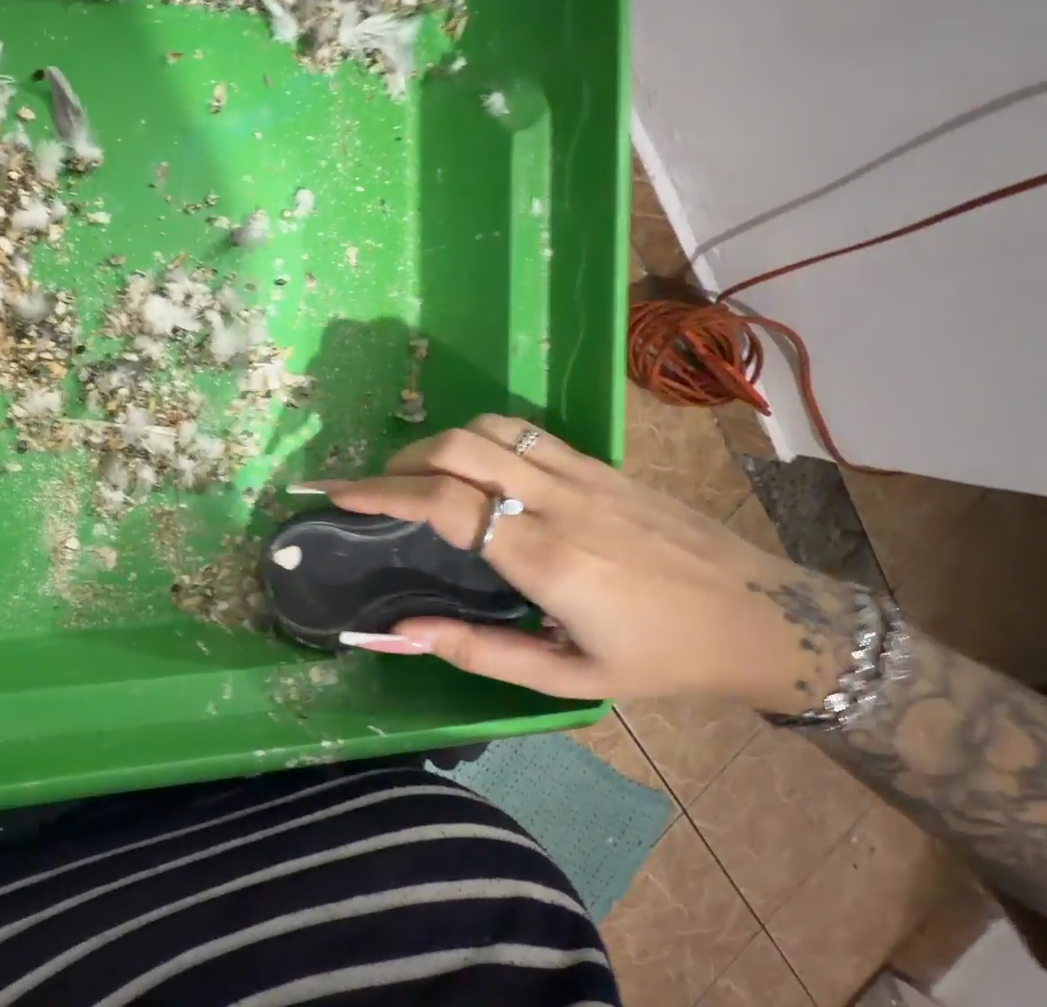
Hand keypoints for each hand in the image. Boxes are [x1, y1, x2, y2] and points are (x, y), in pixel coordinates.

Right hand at [304, 415, 847, 711]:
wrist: (768, 620)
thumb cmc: (661, 660)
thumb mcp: (568, 678)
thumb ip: (477, 651)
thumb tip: (396, 632)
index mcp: (548, 560)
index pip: (444, 504)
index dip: (381, 493)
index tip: (337, 494)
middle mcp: (561, 502)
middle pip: (458, 447)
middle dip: (400, 459)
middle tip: (375, 488)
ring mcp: (586, 474)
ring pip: (489, 427)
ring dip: (439, 443)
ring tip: (420, 476)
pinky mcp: (604, 464)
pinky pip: (526, 431)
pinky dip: (480, 438)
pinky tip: (474, 469)